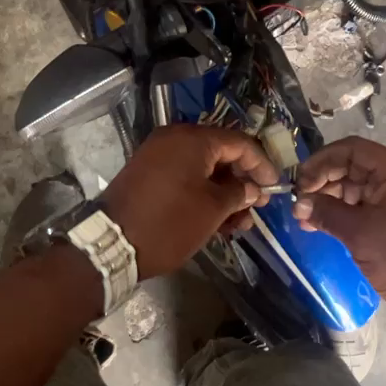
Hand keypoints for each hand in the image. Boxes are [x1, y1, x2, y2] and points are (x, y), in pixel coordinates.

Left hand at [100, 124, 278, 278]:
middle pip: (221, 153)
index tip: (275, 186)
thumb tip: (252, 189)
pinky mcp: (148, 174)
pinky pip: (184, 177)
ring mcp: (158, 155)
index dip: (261, 164)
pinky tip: (216, 220)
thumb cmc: (169, 223)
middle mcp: (175, 139)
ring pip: (203, 169)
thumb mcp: (212, 210)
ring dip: (223, 193)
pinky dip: (202, 194)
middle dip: (242, 181)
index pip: (240, 143)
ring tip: (239, 223)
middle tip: (257, 206)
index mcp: (193, 139)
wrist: (111, 247)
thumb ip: (238, 194)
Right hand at [293, 137, 385, 323]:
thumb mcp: (358, 232)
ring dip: (326, 197)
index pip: (352, 149)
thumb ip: (326, 212)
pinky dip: (338, 211)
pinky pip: (358, 203)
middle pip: (350, 165)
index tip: (299, 179)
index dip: (322, 160)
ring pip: (352, 185)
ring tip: (302, 215)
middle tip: (297, 199)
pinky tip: (315, 224)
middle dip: (322, 180)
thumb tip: (298, 203)